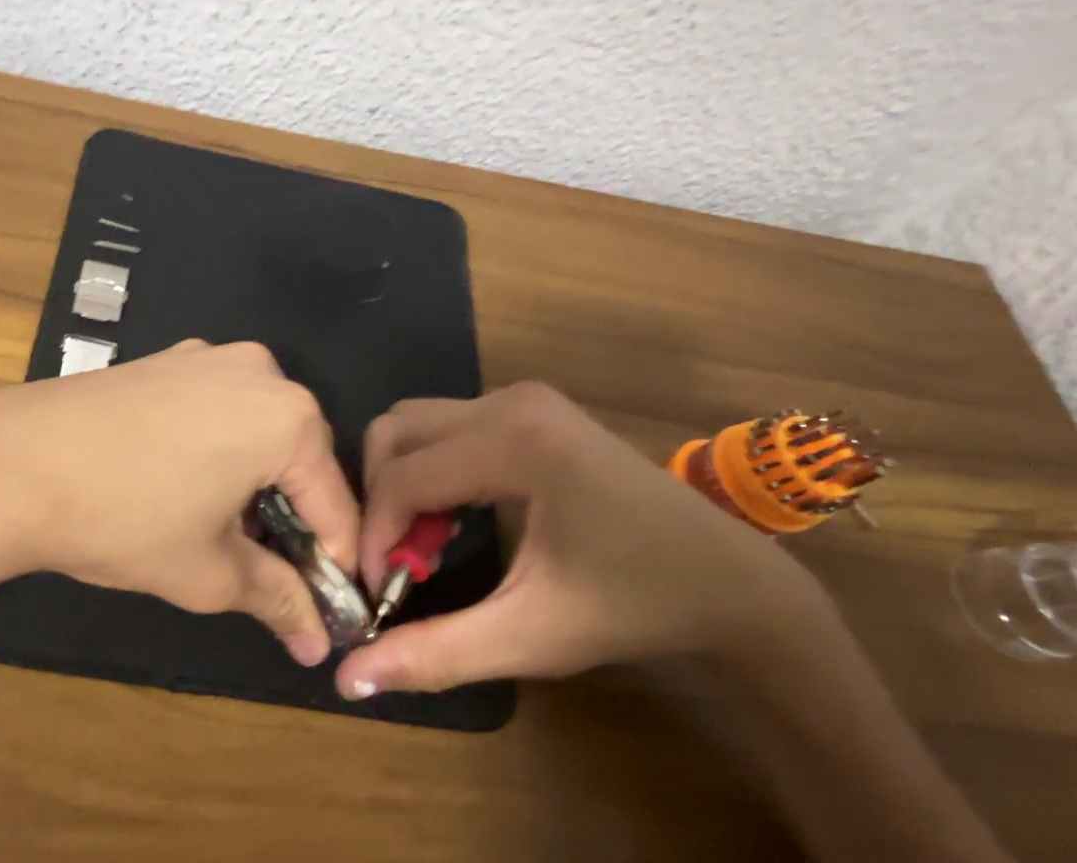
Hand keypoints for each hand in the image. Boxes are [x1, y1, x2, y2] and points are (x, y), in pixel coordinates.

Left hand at [0, 340, 359, 665]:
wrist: (15, 463)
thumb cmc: (125, 519)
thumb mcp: (209, 572)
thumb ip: (277, 599)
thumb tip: (317, 641)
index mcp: (289, 417)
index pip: (335, 503)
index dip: (336, 563)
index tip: (332, 609)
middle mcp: (260, 372)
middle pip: (299, 459)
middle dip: (295, 521)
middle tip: (279, 577)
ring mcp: (209, 357)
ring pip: (257, 431)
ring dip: (257, 484)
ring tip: (230, 536)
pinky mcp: (168, 359)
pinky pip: (218, 409)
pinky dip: (220, 451)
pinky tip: (188, 487)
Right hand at [336, 382, 828, 697]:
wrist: (728, 580)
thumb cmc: (633, 607)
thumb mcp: (530, 637)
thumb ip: (434, 653)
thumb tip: (349, 677)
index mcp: (516, 442)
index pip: (402, 477)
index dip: (375, 536)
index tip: (379, 593)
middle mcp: (511, 402)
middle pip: (396, 431)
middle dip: (378, 497)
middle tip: (394, 561)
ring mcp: (524, 399)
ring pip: (416, 425)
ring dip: (401, 482)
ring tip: (420, 546)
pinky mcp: (531, 409)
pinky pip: (448, 428)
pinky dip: (431, 470)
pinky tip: (454, 521)